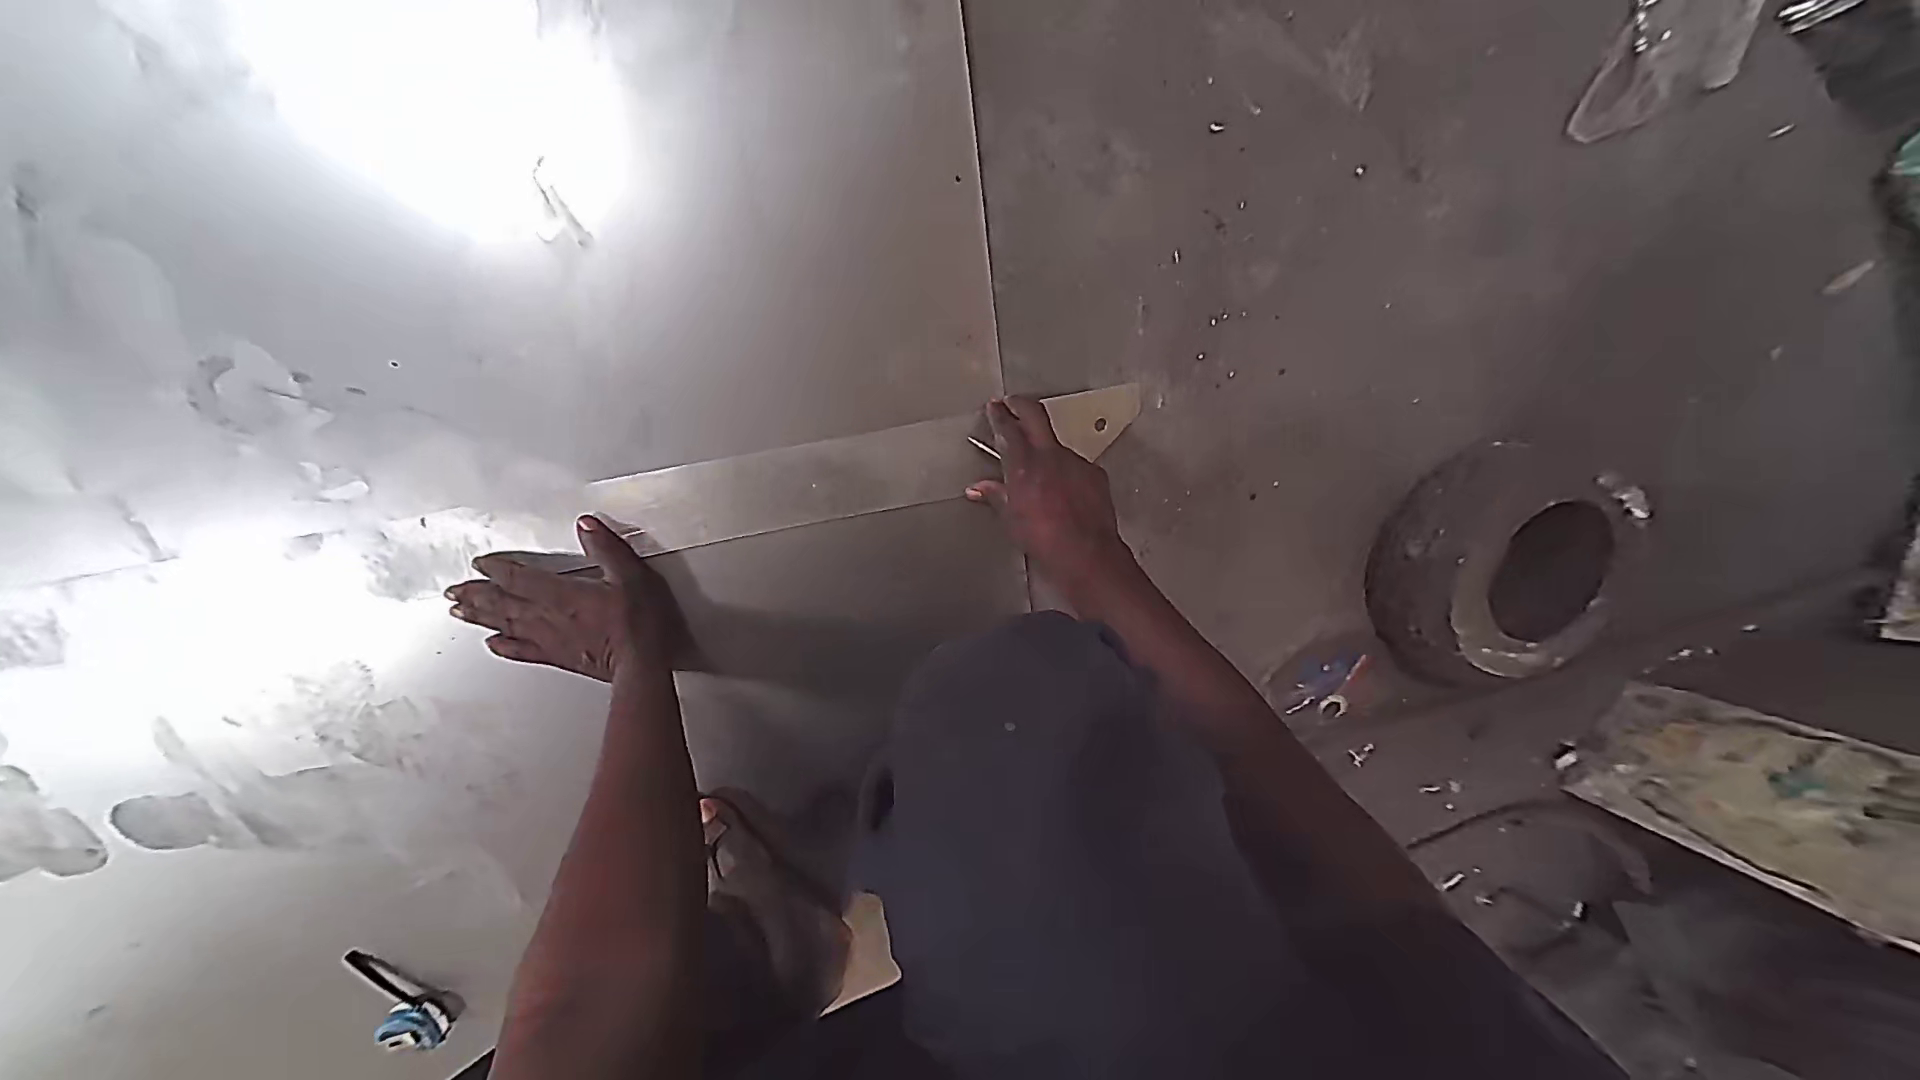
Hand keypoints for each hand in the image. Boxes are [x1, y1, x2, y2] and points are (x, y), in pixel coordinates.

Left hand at [447, 515, 677, 681]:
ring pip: (505, 625)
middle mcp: (548, 617)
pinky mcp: (558, 658)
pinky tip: (493, 645)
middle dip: (476, 594)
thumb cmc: (638, 622)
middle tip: (454, 589)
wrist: (642, 663)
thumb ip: (607, 549)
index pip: (519, 578)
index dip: (497, 569)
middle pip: (502, 603)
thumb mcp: (632, 575)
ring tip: (459, 612)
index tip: (481, 563)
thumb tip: (586, 525)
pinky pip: (522, 652)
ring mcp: (549, 640)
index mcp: (561, 594)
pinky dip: (503, 647)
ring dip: (480, 617)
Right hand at [966, 396, 1135, 593]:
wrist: (1085, 552)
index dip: (999, 415)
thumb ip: (995, 496)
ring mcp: (1075, 462)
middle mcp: (1050, 456)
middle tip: (1011, 402)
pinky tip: (1061, 486)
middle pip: (1034, 415)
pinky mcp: (1094, 473)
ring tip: (1037, 461)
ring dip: (1044, 446)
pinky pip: (1075, 464)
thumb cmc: (1045, 540)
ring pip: (1055, 443)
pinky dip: (1065, 470)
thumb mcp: (1011, 519)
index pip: (1007, 429)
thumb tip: (978, 488)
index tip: (994, 408)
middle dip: (1020, 404)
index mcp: (1024, 465)